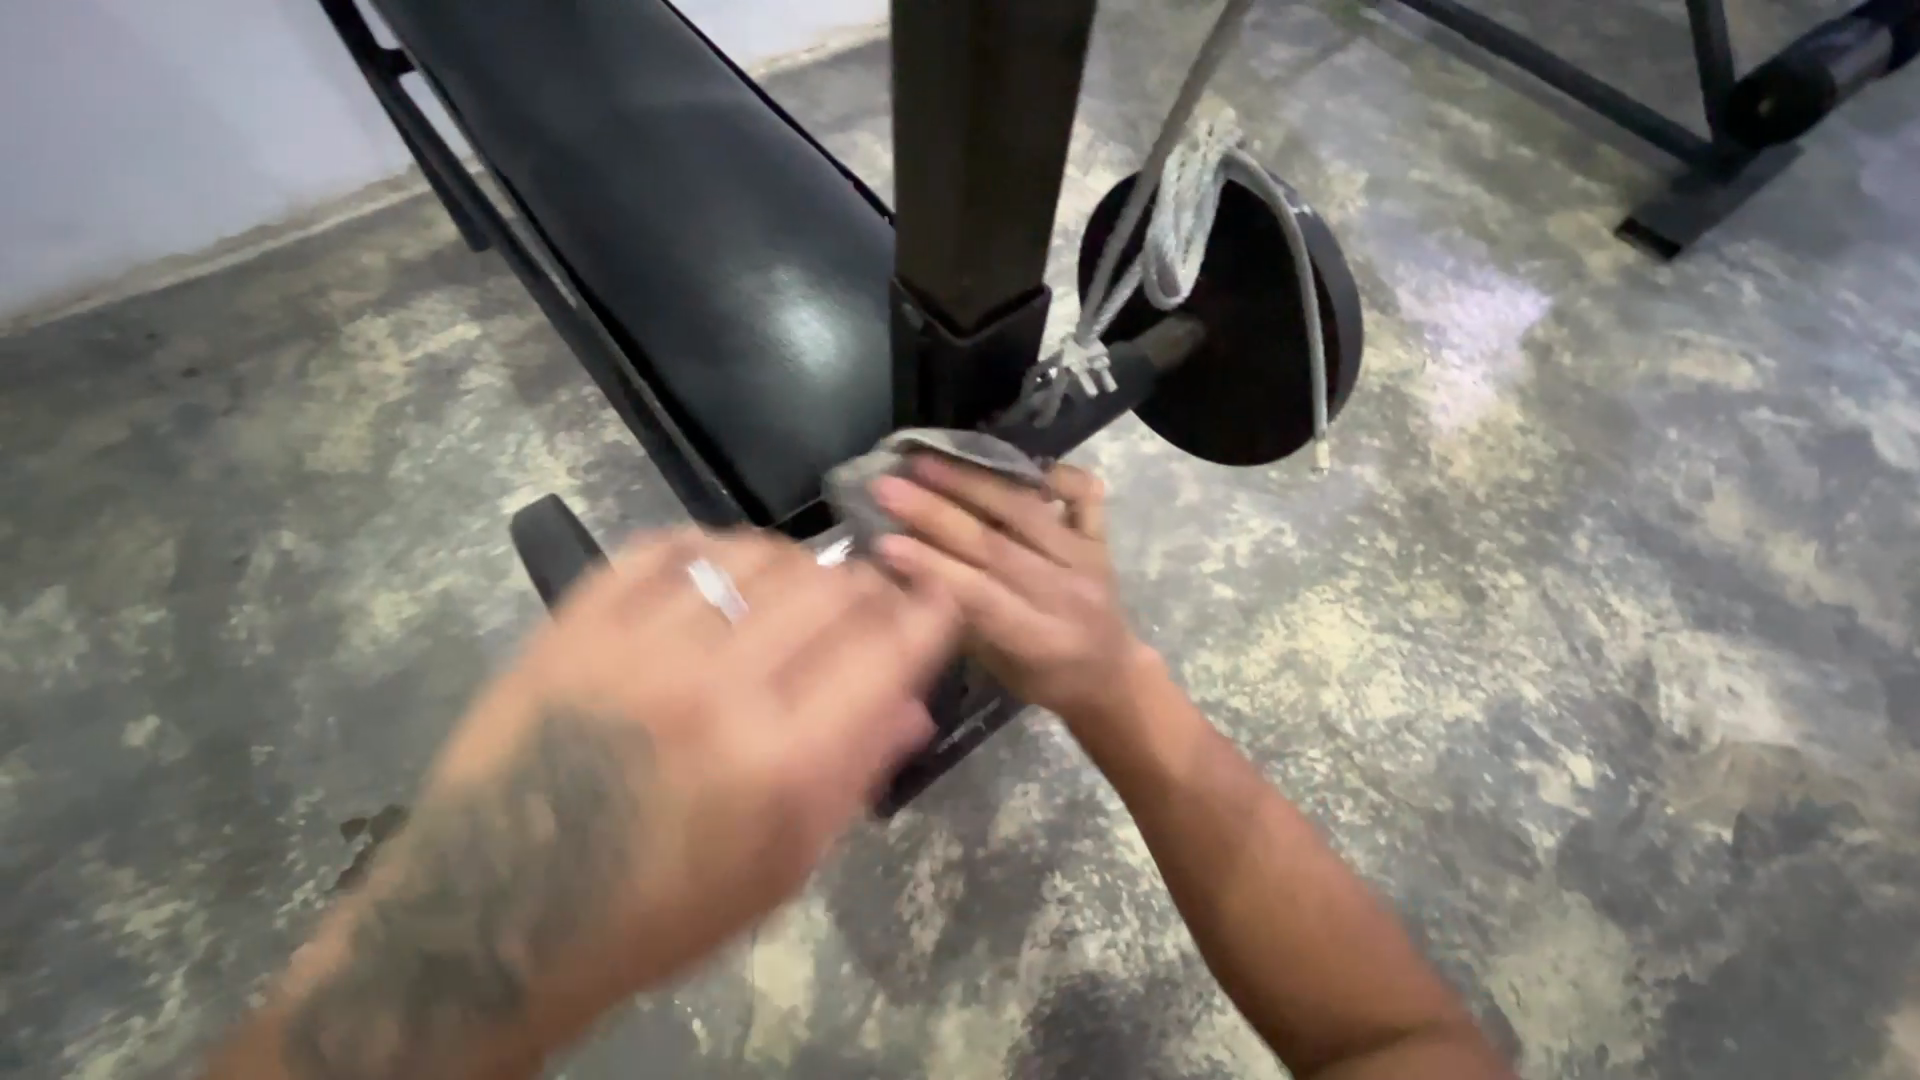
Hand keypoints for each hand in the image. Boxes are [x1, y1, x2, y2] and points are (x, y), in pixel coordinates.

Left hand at [279, 530, 957, 1078]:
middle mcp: (719, 688)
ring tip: (796, 590)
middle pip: (831, 587)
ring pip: (755, 555)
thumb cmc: (661, 910)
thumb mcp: (781, 869)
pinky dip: (711, 547)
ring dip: (796, 564)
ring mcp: (639, 647)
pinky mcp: (575, 626)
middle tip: (869, 604)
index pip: (888, 651)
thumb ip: (856, 774)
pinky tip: (723, 570)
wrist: (492, 921)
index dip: (930, 613)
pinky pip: (664, 546)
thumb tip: (916, 703)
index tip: (939, 598)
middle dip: (870, 588)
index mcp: (782, 763)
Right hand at [870, 458, 1153, 726]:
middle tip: (886, 487)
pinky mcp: (1102, 536)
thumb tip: (905, 571)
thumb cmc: (1042, 678)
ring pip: (1025, 510)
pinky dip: (1054, 471)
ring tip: (922, 462)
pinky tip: (1013, 460)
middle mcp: (1067, 592)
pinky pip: (1085, 492)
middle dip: (934, 513)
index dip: (930, 566)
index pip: (978, 594)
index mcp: (1039, 638)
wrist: (1110, 675)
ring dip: (969, 482)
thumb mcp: (997, 668)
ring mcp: (1088, 558)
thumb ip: (961, 619)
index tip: (883, 542)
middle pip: (995, 545)